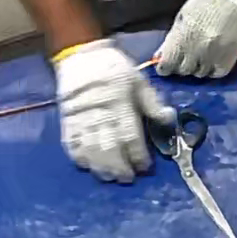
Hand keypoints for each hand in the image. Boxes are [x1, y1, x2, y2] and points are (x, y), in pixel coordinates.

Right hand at [52, 40, 172, 183]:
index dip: (138, 155)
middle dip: (120, 167)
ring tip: (110, 178)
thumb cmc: (113, 69)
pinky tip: (88, 167)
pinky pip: (72, 146)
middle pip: (110, 149)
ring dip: (101, 168)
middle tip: (127, 179)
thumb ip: (151, 103)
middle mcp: (100, 116)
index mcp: (120, 105)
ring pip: (91, 152)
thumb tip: (168, 119)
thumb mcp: (138, 81)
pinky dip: (80, 159)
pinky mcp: (68, 124)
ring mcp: (81, 122)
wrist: (80, 58)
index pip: (130, 136)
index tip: (145, 167)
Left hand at [154, 0, 236, 78]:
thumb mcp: (182, 18)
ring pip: (200, 73)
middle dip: (182, 65)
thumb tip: (159, 57)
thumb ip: (171, 40)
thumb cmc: (205, 0)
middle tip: (187, 56)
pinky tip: (214, 60)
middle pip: (183, 71)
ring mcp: (214, 54)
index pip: (166, 66)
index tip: (167, 64)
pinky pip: (218, 72)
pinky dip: (214, 69)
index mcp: (180, 40)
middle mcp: (195, 50)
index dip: (165, 66)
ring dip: (199, 67)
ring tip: (203, 54)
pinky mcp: (230, 55)